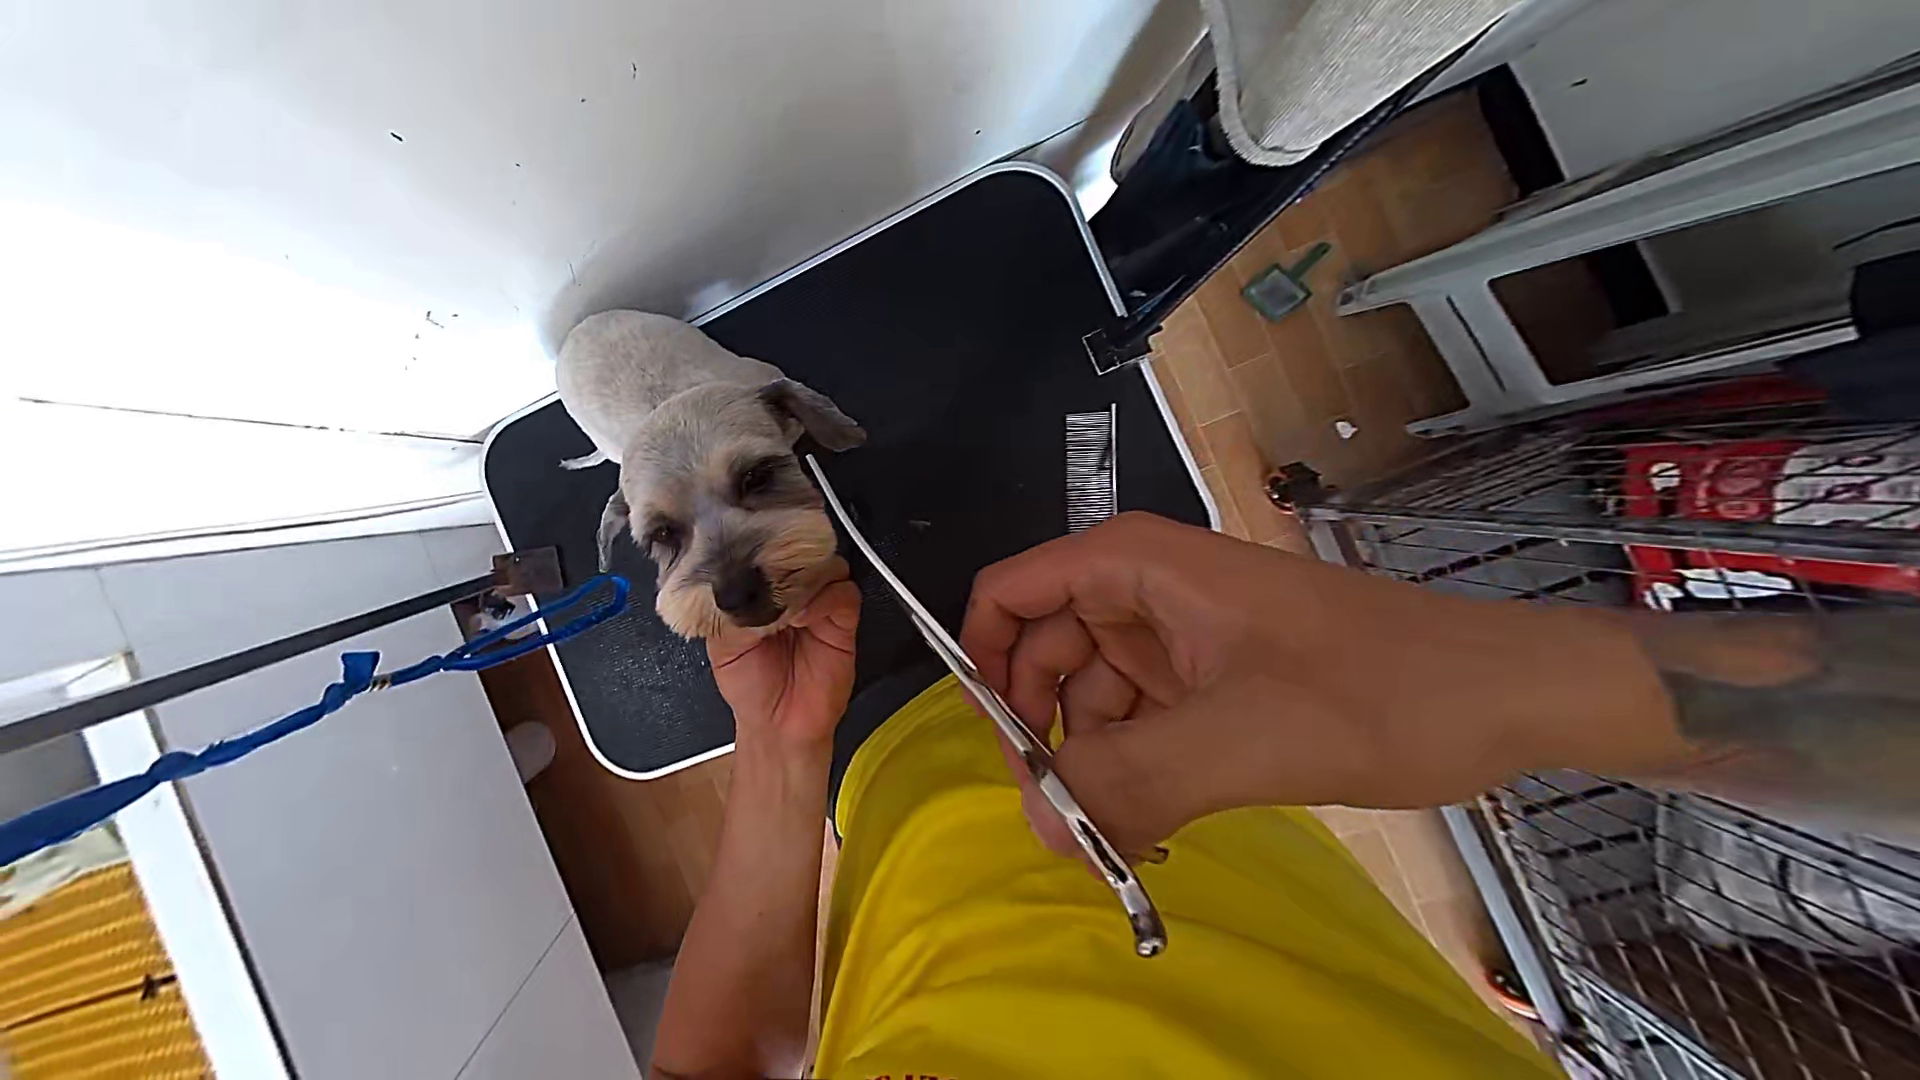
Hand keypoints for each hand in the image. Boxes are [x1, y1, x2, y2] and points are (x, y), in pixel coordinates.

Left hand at [708, 558, 860, 750]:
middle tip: (771, 575)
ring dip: (807, 578)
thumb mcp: (722, 646)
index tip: (753, 555)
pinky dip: (826, 599)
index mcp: (762, 592)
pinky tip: (805, 617)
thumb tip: (742, 584)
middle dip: (787, 559)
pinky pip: (844, 594)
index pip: (769, 554)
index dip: (764, 549)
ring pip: (827, 565)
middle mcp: (793, 592)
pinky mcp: (843, 621)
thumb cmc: (750, 688)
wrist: (780, 725)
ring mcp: (820, 604)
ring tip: (786, 603)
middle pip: (801, 552)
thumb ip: (731, 610)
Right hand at [960, 513, 1682, 857]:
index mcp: (1132, 564)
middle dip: (1040, 730)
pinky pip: (1124, 722)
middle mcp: (1135, 590)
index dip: (983, 661)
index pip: (1010, 593)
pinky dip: (1124, 771)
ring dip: (1087, 765)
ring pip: (1079, 698)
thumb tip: (1035, 825)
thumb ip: (1132, 778)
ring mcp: (1163, 637)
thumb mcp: (1251, 737)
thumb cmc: (1380, 688)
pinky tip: (1150, 821)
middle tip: (1064, 816)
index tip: (1001, 744)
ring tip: (1120, 836)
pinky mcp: (1191, 679)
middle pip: (1037, 651)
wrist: (1500, 697)